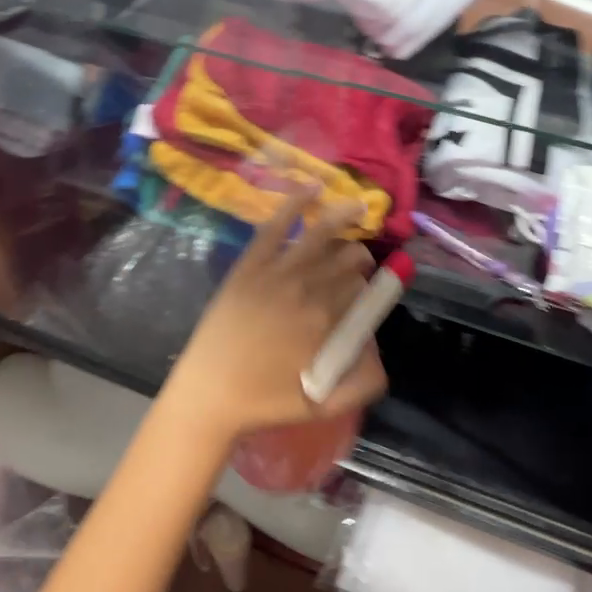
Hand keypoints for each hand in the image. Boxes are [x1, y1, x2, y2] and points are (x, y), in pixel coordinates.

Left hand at [158, 188, 387, 439]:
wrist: (211, 391)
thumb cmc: (266, 400)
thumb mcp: (326, 404)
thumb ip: (365, 381)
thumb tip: (380, 350)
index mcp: (327, 320)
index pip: (361, 290)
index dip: (368, 288)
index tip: (364, 295)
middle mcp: (307, 289)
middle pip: (346, 261)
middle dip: (359, 258)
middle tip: (357, 266)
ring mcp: (276, 272)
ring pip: (321, 234)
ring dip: (345, 216)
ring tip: (359, 207)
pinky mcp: (250, 264)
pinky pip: (276, 225)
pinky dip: (296, 202)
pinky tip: (313, 187)